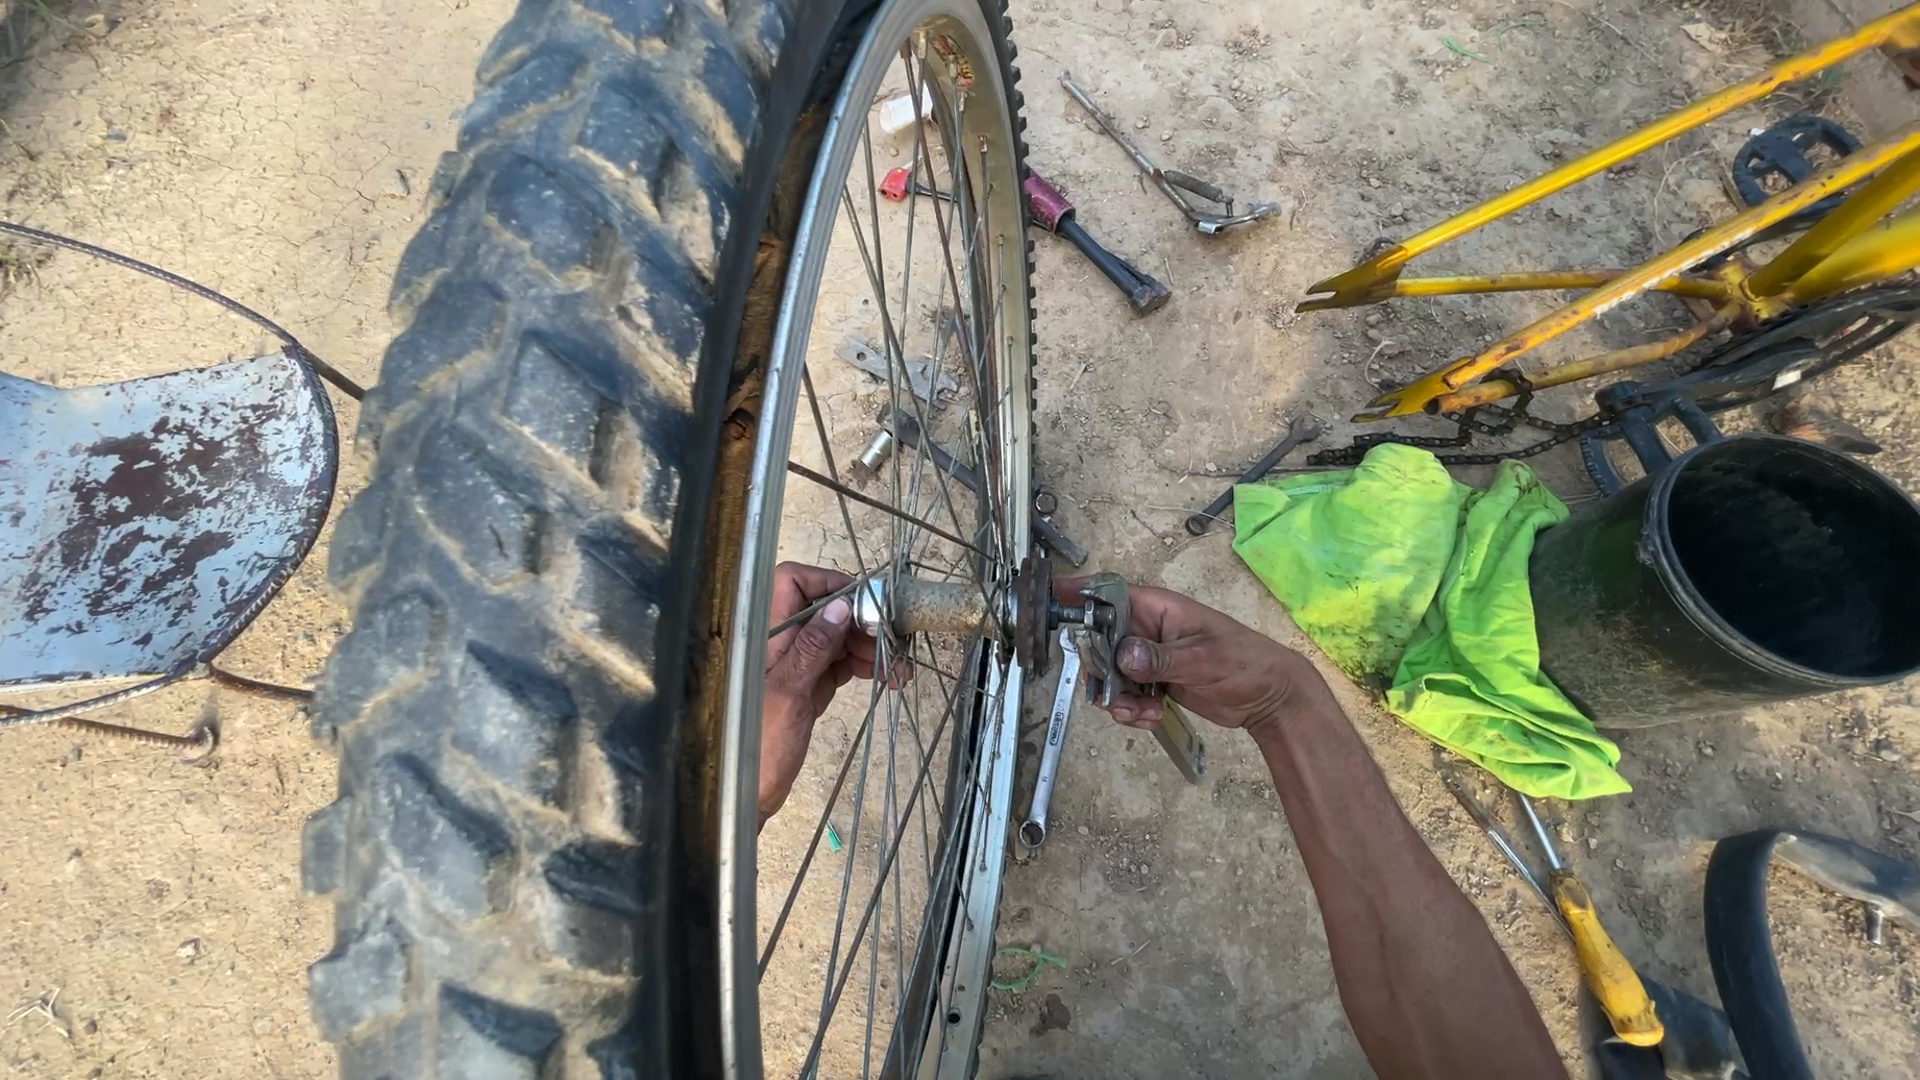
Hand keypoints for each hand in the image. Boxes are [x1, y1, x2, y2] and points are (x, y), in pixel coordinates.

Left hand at [759, 563, 886, 824]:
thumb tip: (840, 606)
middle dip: (862, 622)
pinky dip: (865, 665)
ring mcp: (795, 662)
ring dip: (871, 647)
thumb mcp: (788, 693)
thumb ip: (813, 647)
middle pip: (824, 609)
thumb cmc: (758, 745)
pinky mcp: (808, 683)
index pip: (792, 582)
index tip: (865, 601)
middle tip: (894, 642)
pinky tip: (889, 676)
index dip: (828, 583)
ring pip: (837, 636)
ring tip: (901, 670)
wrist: (747, 798)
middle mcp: (778, 640)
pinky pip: (840, 662)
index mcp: (762, 634)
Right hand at [1054, 577, 1315, 736]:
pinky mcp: (1152, 680)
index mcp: (1156, 608)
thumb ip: (1161, 658)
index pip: (1107, 594)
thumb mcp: (1204, 658)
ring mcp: (1147, 656)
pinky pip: (1124, 693)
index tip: (1050, 605)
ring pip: (1108, 673)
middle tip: (1114, 695)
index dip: (1077, 595)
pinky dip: (1131, 710)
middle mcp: (1145, 629)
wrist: (1270, 698)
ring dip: (1117, 698)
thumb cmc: (1244, 662)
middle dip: (1100, 672)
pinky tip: (1151, 717)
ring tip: (1141, 713)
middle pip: (1098, 641)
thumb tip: (1123, 656)